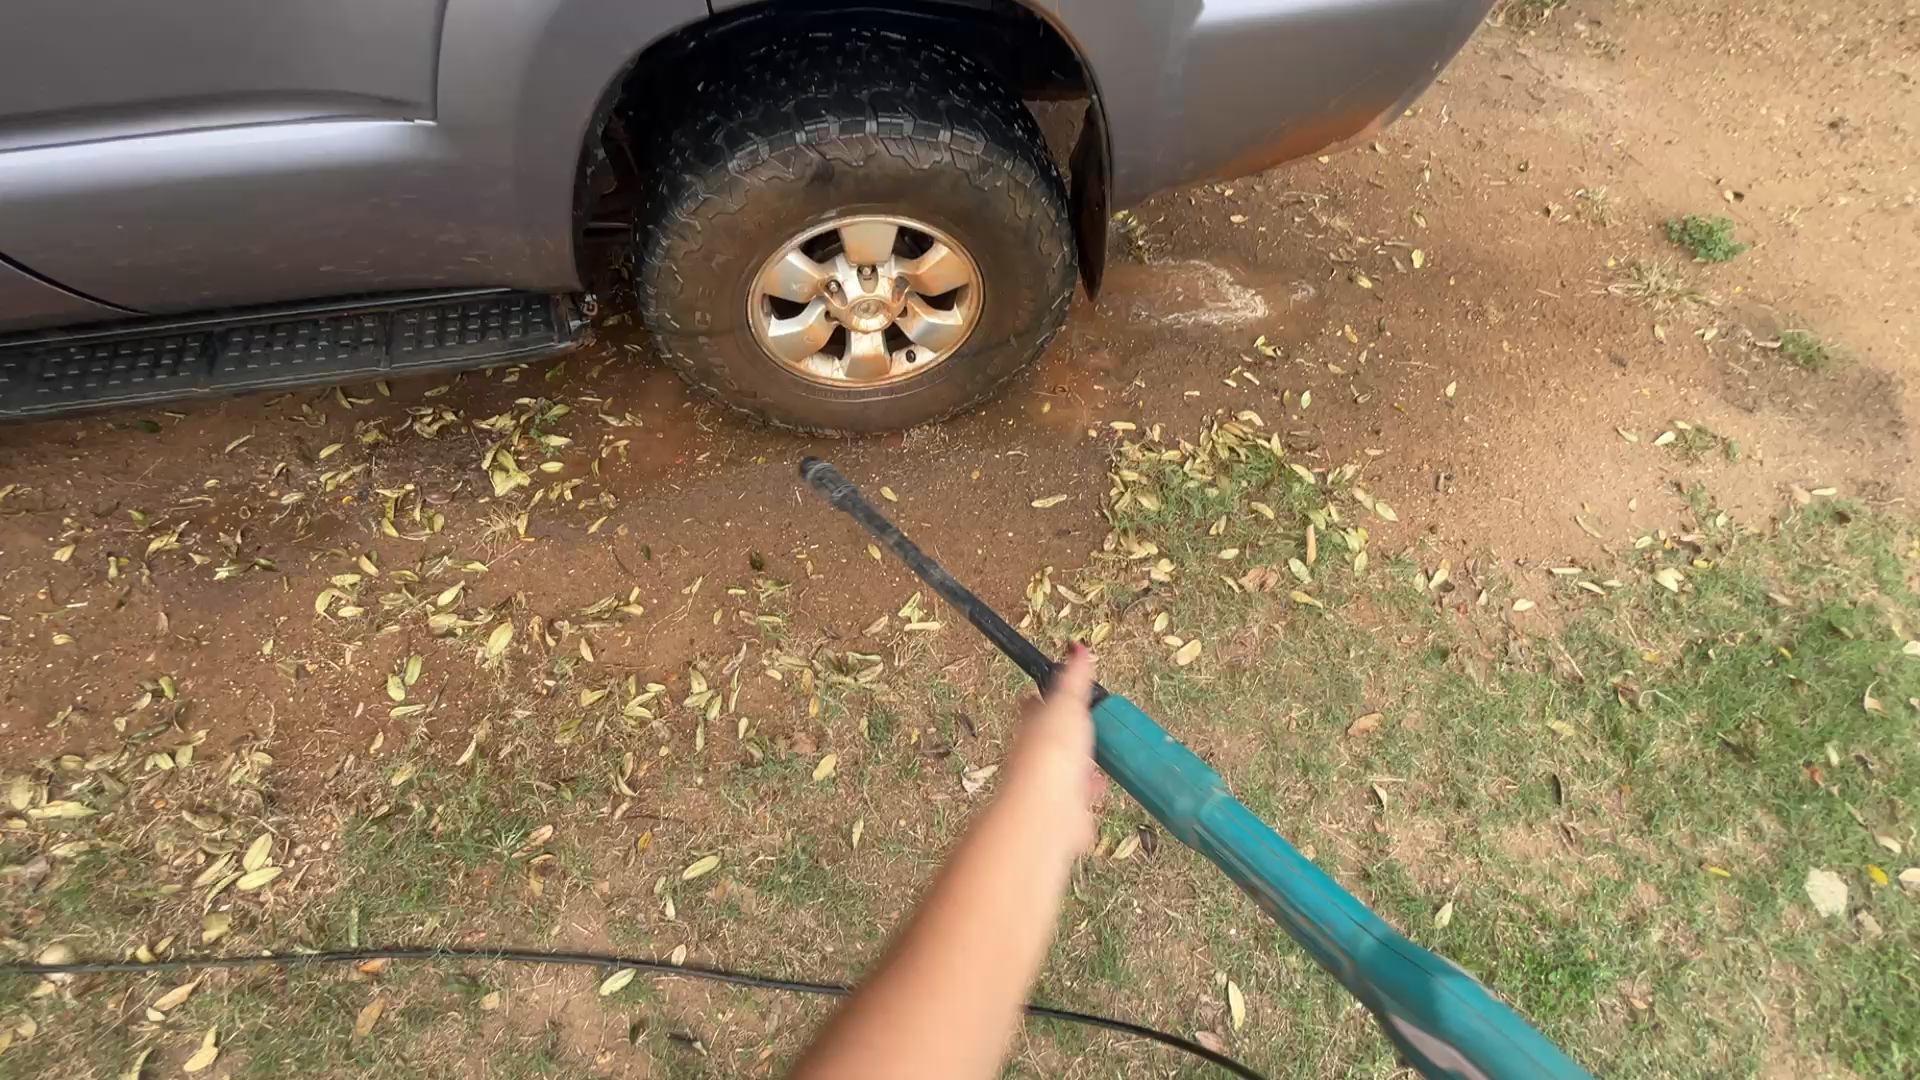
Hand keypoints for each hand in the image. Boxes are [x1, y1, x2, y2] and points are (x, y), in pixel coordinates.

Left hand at [1002, 644, 1103, 854]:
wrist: (1047, 804)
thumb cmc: (1052, 751)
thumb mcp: (1069, 703)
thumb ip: (1075, 678)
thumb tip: (1077, 647)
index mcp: (1033, 724)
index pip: (1036, 706)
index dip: (1046, 700)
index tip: (1055, 694)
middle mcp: (1036, 754)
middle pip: (1052, 742)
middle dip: (1069, 740)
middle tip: (1082, 734)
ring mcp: (1048, 783)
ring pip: (1066, 774)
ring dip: (1081, 771)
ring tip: (1094, 768)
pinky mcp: (1063, 811)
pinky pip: (1077, 803)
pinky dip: (1087, 799)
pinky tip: (1095, 796)